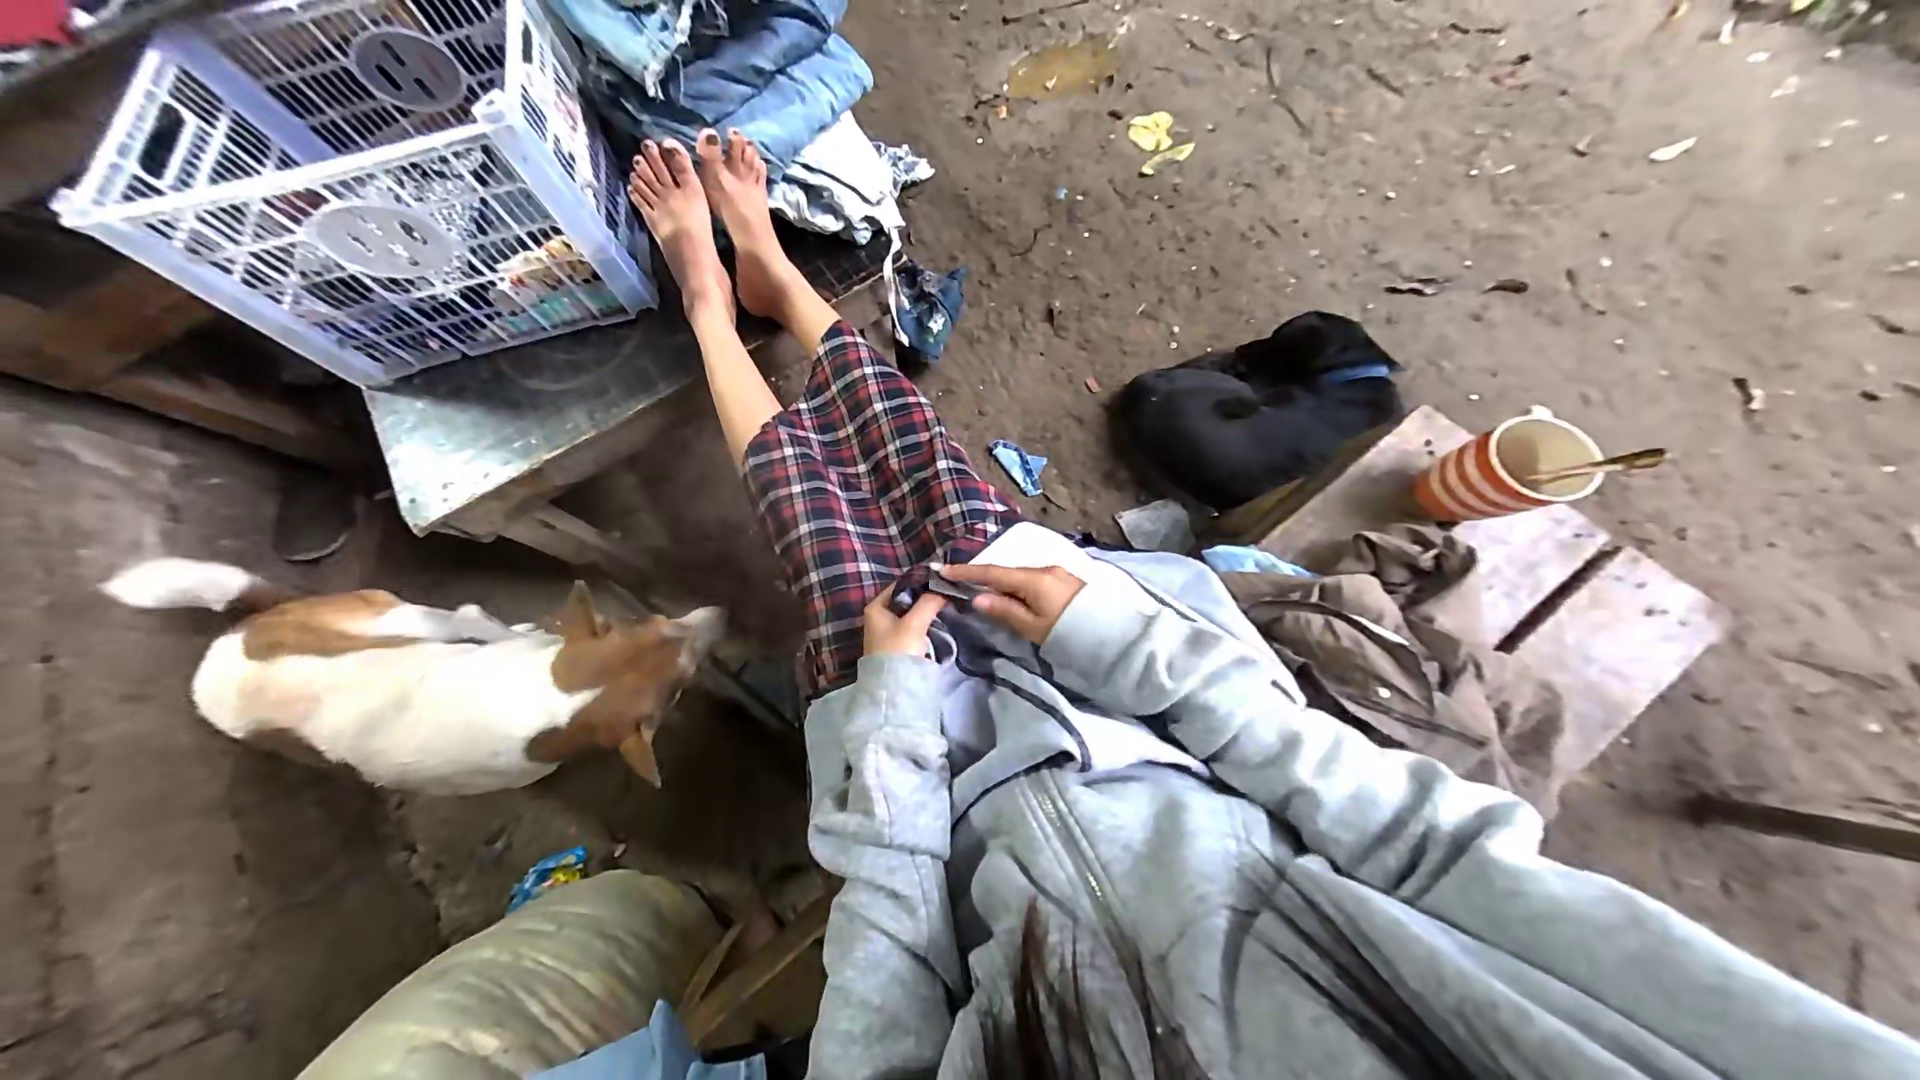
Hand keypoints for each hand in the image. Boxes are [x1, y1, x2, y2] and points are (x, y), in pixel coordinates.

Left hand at [862, 587, 946, 657]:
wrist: (892, 687)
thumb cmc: (899, 649)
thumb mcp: (914, 623)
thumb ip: (929, 602)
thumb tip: (943, 588)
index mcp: (876, 607)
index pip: (900, 585)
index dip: (920, 581)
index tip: (941, 579)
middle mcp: (879, 616)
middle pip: (906, 599)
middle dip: (925, 595)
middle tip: (946, 591)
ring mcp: (888, 631)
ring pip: (911, 612)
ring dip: (926, 609)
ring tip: (946, 602)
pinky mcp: (897, 643)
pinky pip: (913, 625)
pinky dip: (925, 621)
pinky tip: (939, 618)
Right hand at [936, 563, 1084, 643]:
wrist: (1112, 634)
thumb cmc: (1069, 633)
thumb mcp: (1033, 627)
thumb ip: (1004, 610)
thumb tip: (978, 597)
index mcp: (1033, 579)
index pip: (993, 573)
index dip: (966, 572)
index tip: (944, 570)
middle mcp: (1044, 569)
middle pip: (1006, 572)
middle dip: (982, 576)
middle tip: (958, 581)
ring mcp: (1056, 573)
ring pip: (1020, 575)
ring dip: (1001, 582)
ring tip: (981, 590)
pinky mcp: (1064, 581)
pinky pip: (1032, 579)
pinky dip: (1016, 585)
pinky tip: (1010, 593)